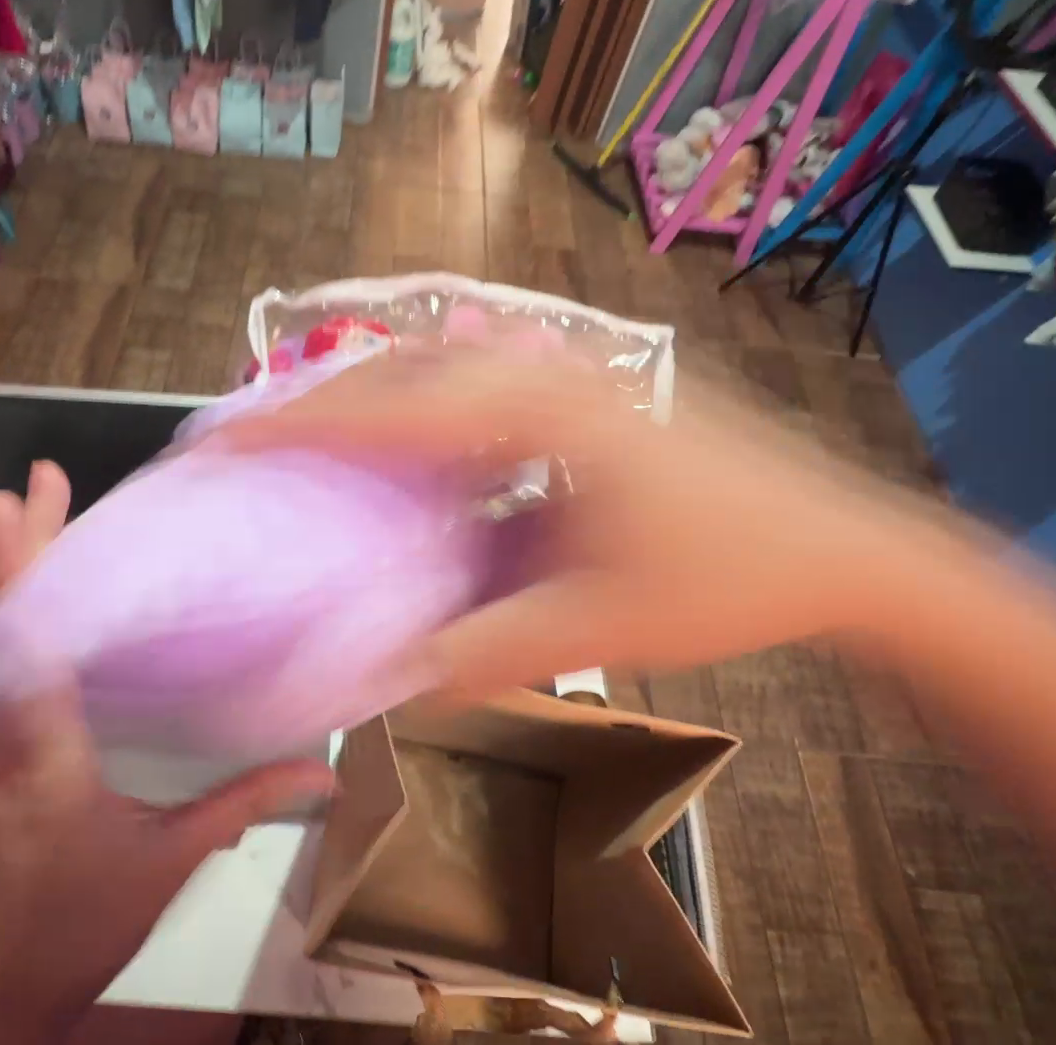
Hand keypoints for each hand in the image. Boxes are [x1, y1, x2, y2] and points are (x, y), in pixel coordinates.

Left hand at [0, 462, 334, 1044]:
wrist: (3, 989)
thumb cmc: (79, 924)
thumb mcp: (170, 861)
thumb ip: (244, 805)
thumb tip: (326, 772)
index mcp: (42, 748)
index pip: (23, 645)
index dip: (15, 571)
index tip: (16, 506)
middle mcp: (7, 731)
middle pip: (0, 624)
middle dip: (14, 548)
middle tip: (37, 483)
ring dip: (13, 574)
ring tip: (38, 513)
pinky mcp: (2, 753)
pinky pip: (9, 666)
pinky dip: (25, 615)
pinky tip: (54, 597)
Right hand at [221, 348, 926, 693]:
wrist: (843, 548)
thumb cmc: (729, 578)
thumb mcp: (596, 626)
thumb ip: (479, 654)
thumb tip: (380, 682)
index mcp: (535, 409)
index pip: (382, 412)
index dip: (287, 428)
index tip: (212, 443)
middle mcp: (539, 372)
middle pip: (392, 377)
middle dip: (308, 411)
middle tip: (241, 450)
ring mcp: (560, 378)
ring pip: (425, 383)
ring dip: (357, 416)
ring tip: (294, 457)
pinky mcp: (573, 401)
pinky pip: (464, 405)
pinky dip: (411, 434)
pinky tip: (389, 475)